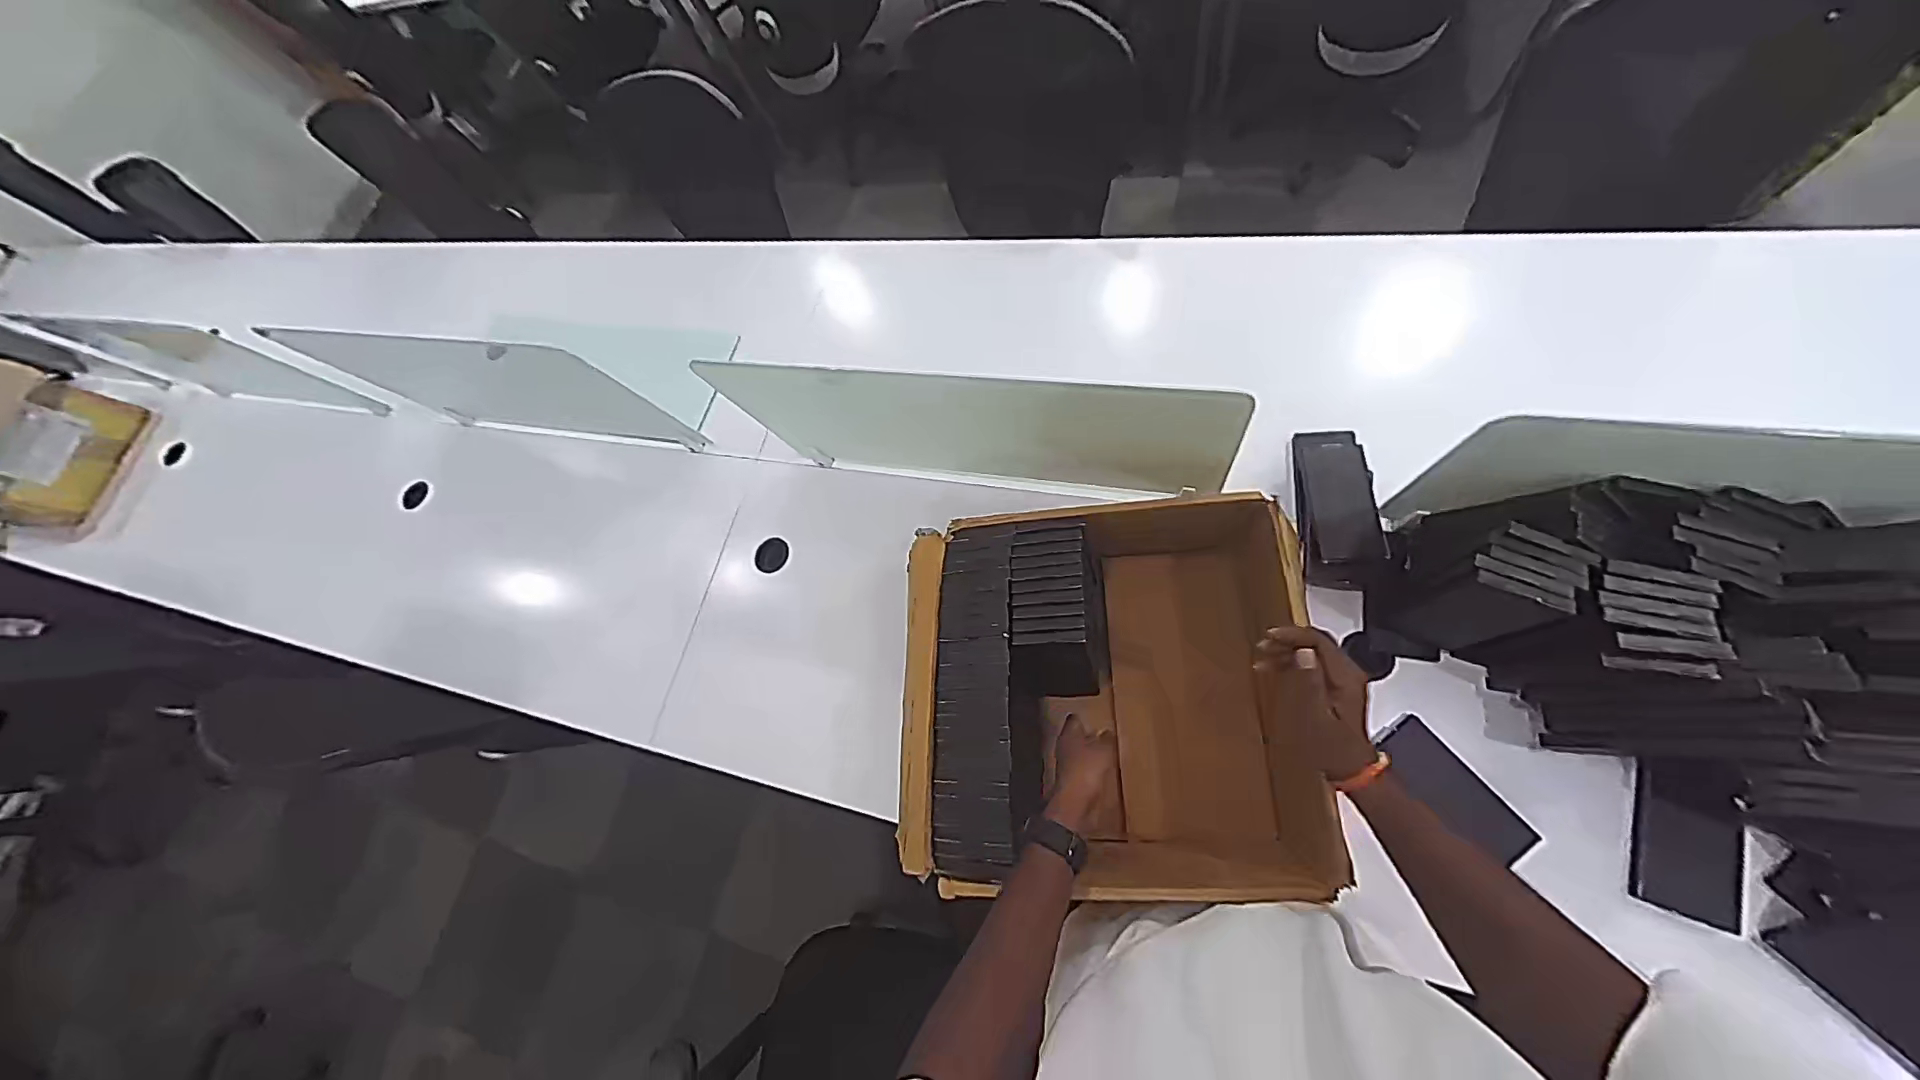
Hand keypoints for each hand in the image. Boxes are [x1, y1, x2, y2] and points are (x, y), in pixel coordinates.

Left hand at [1047, 712, 1117, 833]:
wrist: (1074, 806)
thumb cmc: (1086, 771)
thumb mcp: (1104, 750)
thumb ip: (1107, 739)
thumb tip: (1108, 732)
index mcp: (1069, 735)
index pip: (1075, 719)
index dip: (1085, 717)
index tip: (1098, 716)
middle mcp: (1064, 748)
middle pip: (1077, 737)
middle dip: (1090, 735)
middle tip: (1108, 733)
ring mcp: (1067, 765)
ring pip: (1081, 754)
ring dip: (1092, 754)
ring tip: (1111, 752)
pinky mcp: (1072, 781)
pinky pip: (1084, 770)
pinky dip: (1093, 769)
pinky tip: (1105, 771)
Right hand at [1253, 625, 1377, 782]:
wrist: (1351, 769)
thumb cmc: (1332, 748)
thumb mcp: (1316, 717)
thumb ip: (1310, 682)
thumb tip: (1303, 652)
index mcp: (1346, 678)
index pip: (1320, 641)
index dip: (1293, 635)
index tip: (1270, 637)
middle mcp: (1348, 673)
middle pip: (1318, 642)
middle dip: (1289, 640)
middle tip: (1263, 647)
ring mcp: (1344, 679)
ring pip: (1315, 651)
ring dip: (1289, 650)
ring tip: (1265, 657)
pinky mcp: (1337, 687)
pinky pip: (1315, 664)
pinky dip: (1294, 662)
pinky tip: (1275, 668)